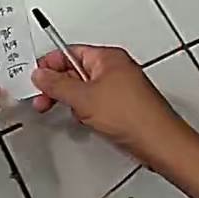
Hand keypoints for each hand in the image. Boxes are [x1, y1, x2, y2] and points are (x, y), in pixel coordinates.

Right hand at [30, 45, 193, 162]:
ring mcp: (119, 88)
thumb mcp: (82, 97)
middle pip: (73, 70)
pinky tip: (86, 120)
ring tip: (71, 112)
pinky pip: (93, 102)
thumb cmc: (134, 117)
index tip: (37, 78)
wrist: (161, 145)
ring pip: (82, 88)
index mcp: (107, 58)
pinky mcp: (121, 106)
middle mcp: (114, 69)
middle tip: (44, 98)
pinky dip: (85, 110)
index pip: (68, 52)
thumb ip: (55, 84)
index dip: (49, 65)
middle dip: (57, 86)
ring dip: (71, 100)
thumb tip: (40, 74)